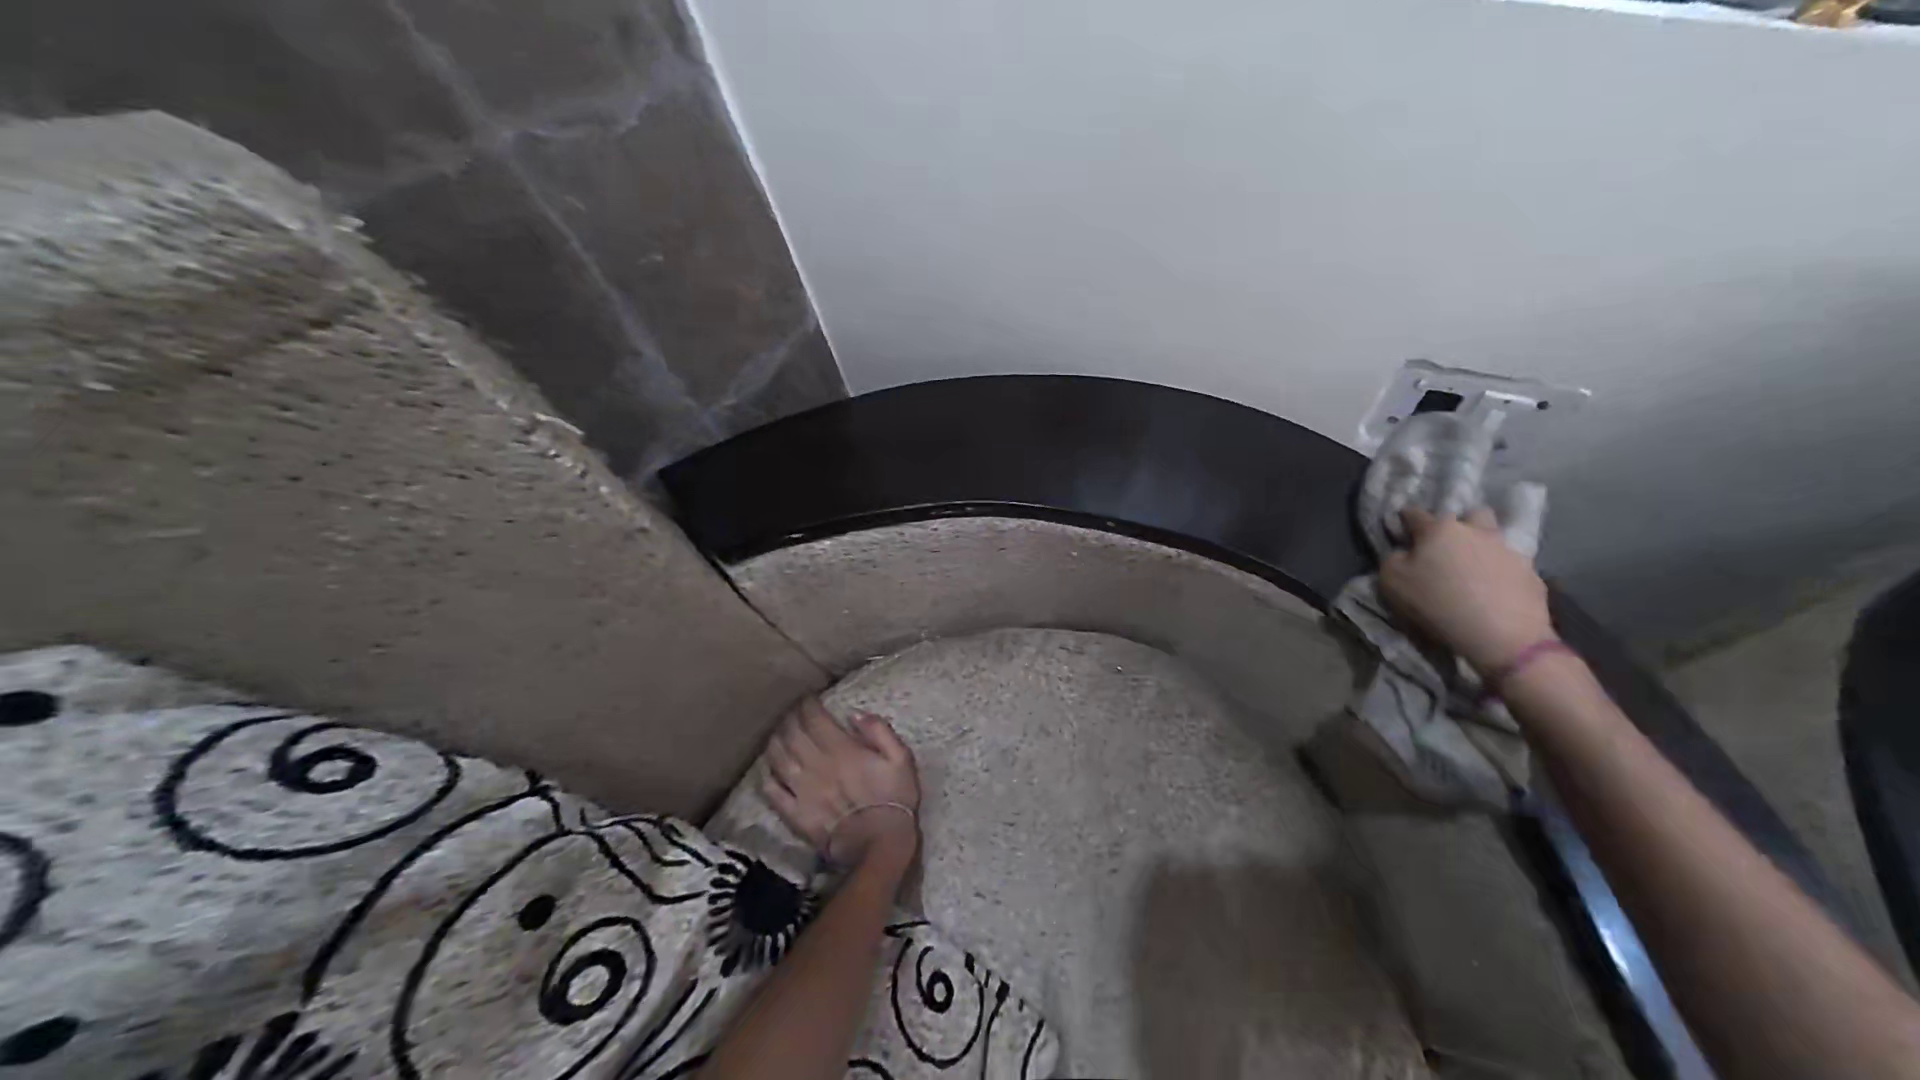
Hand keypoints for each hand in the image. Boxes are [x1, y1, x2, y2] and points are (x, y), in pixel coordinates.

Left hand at [762, 698, 920, 867]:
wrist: (880, 845)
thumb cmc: (894, 799)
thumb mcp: (901, 759)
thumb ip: (880, 731)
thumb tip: (855, 714)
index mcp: (841, 750)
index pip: (814, 719)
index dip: (807, 705)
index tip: (807, 699)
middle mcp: (816, 766)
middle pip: (792, 735)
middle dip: (790, 719)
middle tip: (792, 712)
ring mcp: (802, 790)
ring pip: (778, 758)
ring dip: (775, 741)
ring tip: (777, 733)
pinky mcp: (796, 813)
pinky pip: (774, 791)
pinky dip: (768, 776)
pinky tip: (769, 769)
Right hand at [1380, 506, 1556, 673]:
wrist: (1501, 635)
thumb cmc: (1436, 603)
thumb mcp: (1391, 582)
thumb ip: (1393, 559)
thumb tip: (1404, 553)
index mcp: (1440, 529)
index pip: (1415, 513)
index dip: (1404, 519)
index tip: (1400, 529)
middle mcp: (1476, 531)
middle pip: (1470, 514)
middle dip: (1459, 524)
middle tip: (1447, 546)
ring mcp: (1508, 551)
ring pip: (1494, 538)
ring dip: (1482, 546)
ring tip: (1472, 569)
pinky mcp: (1531, 573)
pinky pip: (1510, 565)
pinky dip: (1500, 572)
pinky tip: (1493, 591)